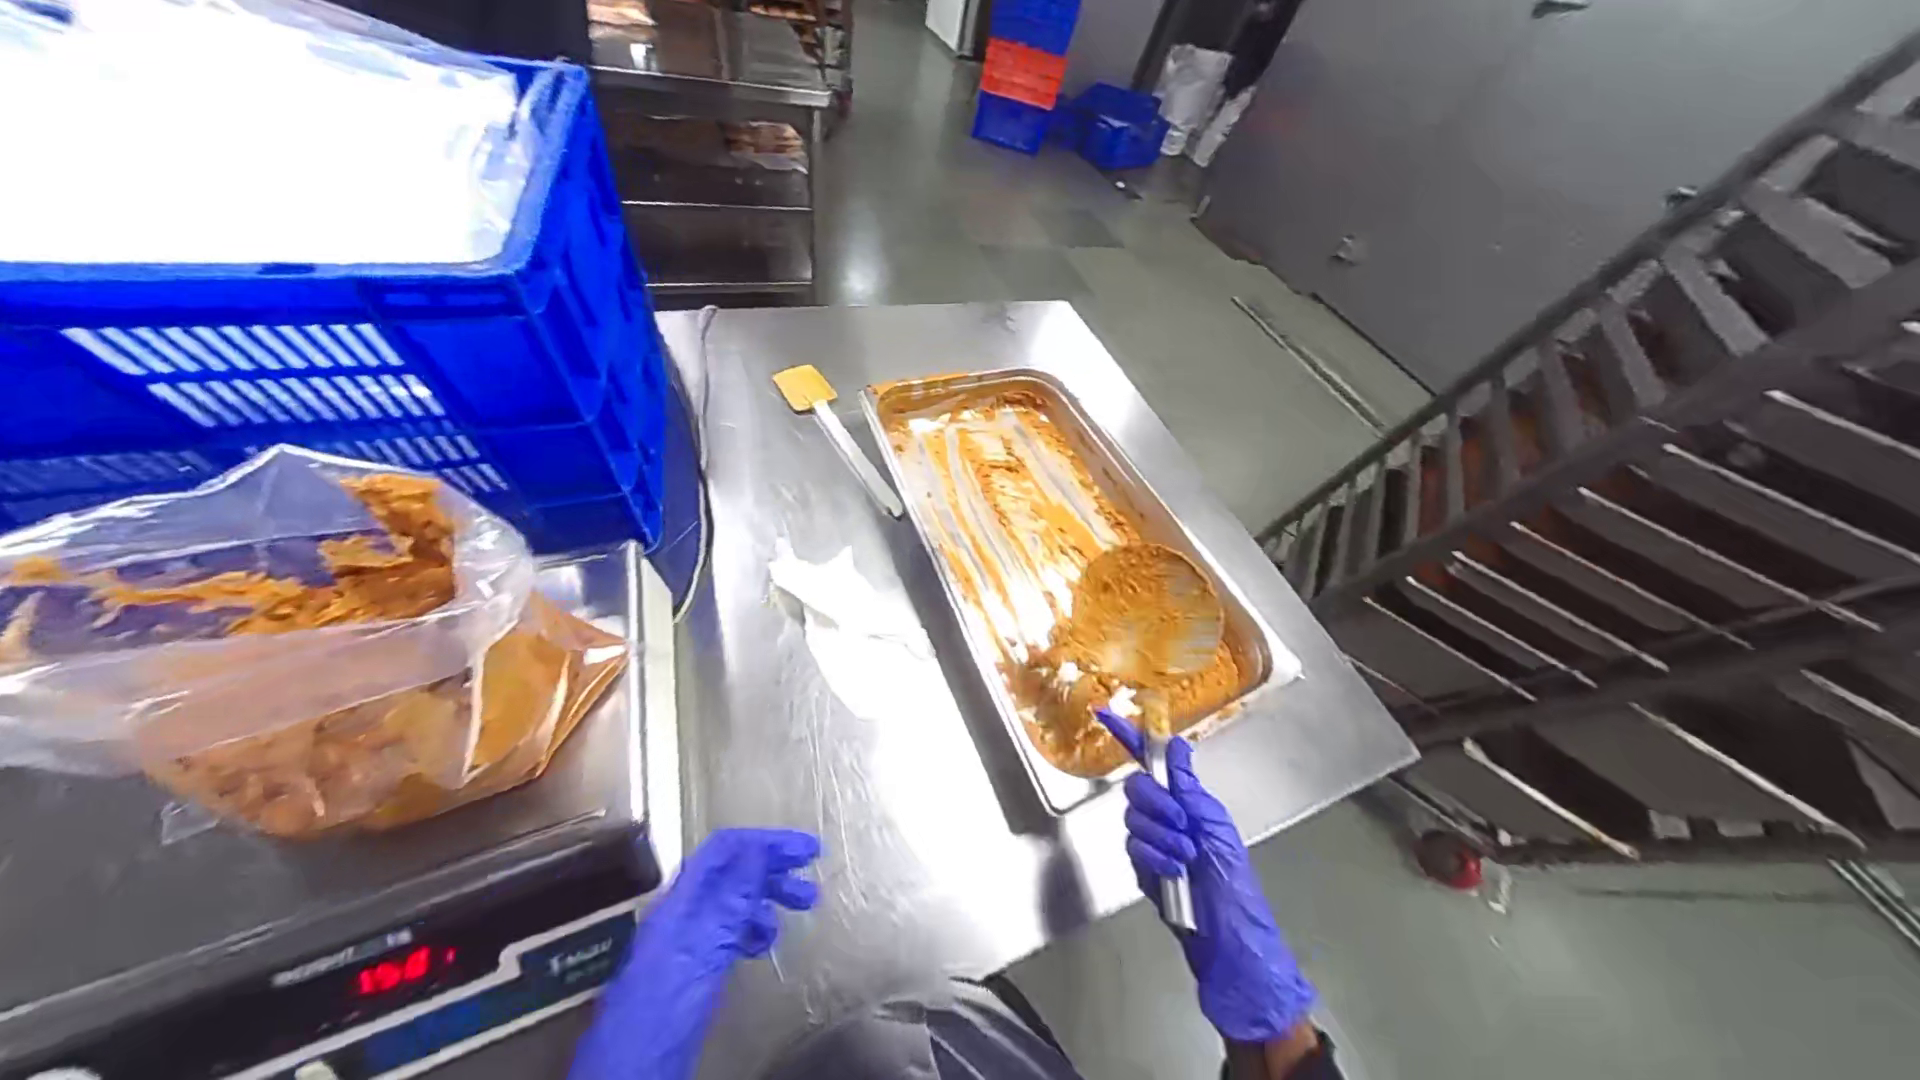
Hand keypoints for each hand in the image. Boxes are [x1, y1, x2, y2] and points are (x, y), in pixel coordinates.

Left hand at [568, 828, 821, 1079]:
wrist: (628, 1072)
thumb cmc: (669, 1003)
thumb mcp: (705, 945)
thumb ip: (731, 897)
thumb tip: (759, 847)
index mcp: (682, 899)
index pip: (726, 849)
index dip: (769, 841)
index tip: (809, 851)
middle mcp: (683, 912)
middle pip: (733, 872)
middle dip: (775, 869)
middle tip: (811, 882)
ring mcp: (685, 941)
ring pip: (733, 902)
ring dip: (768, 899)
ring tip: (801, 910)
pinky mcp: (690, 969)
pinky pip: (728, 932)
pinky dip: (752, 929)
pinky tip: (764, 945)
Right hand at [1097, 709, 1314, 1042]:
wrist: (1227, 942)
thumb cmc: (1233, 883)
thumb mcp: (1215, 826)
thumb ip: (1188, 786)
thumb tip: (1177, 744)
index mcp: (1188, 801)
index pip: (1153, 762)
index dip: (1130, 737)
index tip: (1106, 714)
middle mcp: (1167, 816)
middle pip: (1138, 789)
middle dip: (1158, 806)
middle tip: (1182, 824)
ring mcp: (1152, 841)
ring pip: (1134, 819)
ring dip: (1160, 838)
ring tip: (1185, 859)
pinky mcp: (1143, 866)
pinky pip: (1133, 847)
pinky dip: (1153, 858)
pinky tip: (1172, 873)